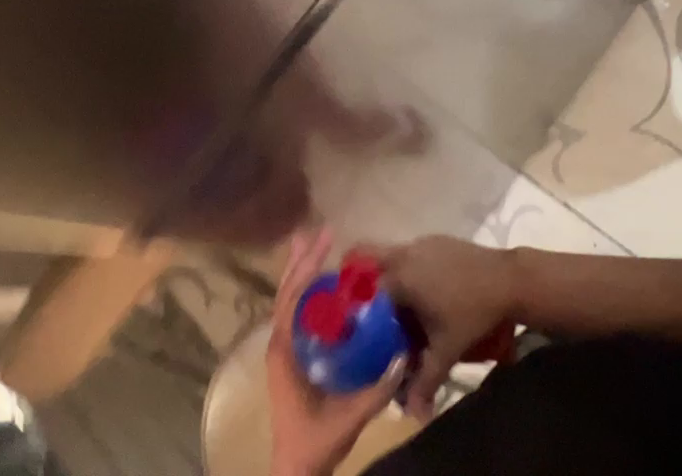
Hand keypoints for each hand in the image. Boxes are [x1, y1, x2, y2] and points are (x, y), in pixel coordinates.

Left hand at [267, 228, 403, 475]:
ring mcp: (283, 346)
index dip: (307, 269)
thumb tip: (402, 355)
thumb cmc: (315, 440)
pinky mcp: (291, 353)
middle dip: (303, 259)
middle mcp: (279, 341)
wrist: (296, 466)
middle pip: (288, 290)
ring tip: (312, 241)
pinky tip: (322, 282)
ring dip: (301, 270)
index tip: (323, 243)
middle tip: (319, 230)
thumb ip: (375, 390)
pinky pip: (297, 312)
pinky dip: (307, 291)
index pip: (292, 299)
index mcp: (284, 349)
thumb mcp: (349, 416)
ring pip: (289, 299)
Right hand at [376, 236, 518, 419]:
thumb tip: (413, 415)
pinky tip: (429, 290)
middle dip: (370, 284)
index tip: (372, 330)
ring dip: (393, 278)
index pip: (367, 295)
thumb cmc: (472, 313)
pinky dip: (412, 269)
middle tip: (380, 311)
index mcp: (398, 278)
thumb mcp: (447, 349)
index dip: (366, 313)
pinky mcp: (436, 239)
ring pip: (393, 258)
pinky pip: (412, 254)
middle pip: (371, 263)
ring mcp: (420, 243)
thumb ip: (425, 381)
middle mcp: (402, 254)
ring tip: (407, 306)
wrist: (509, 279)